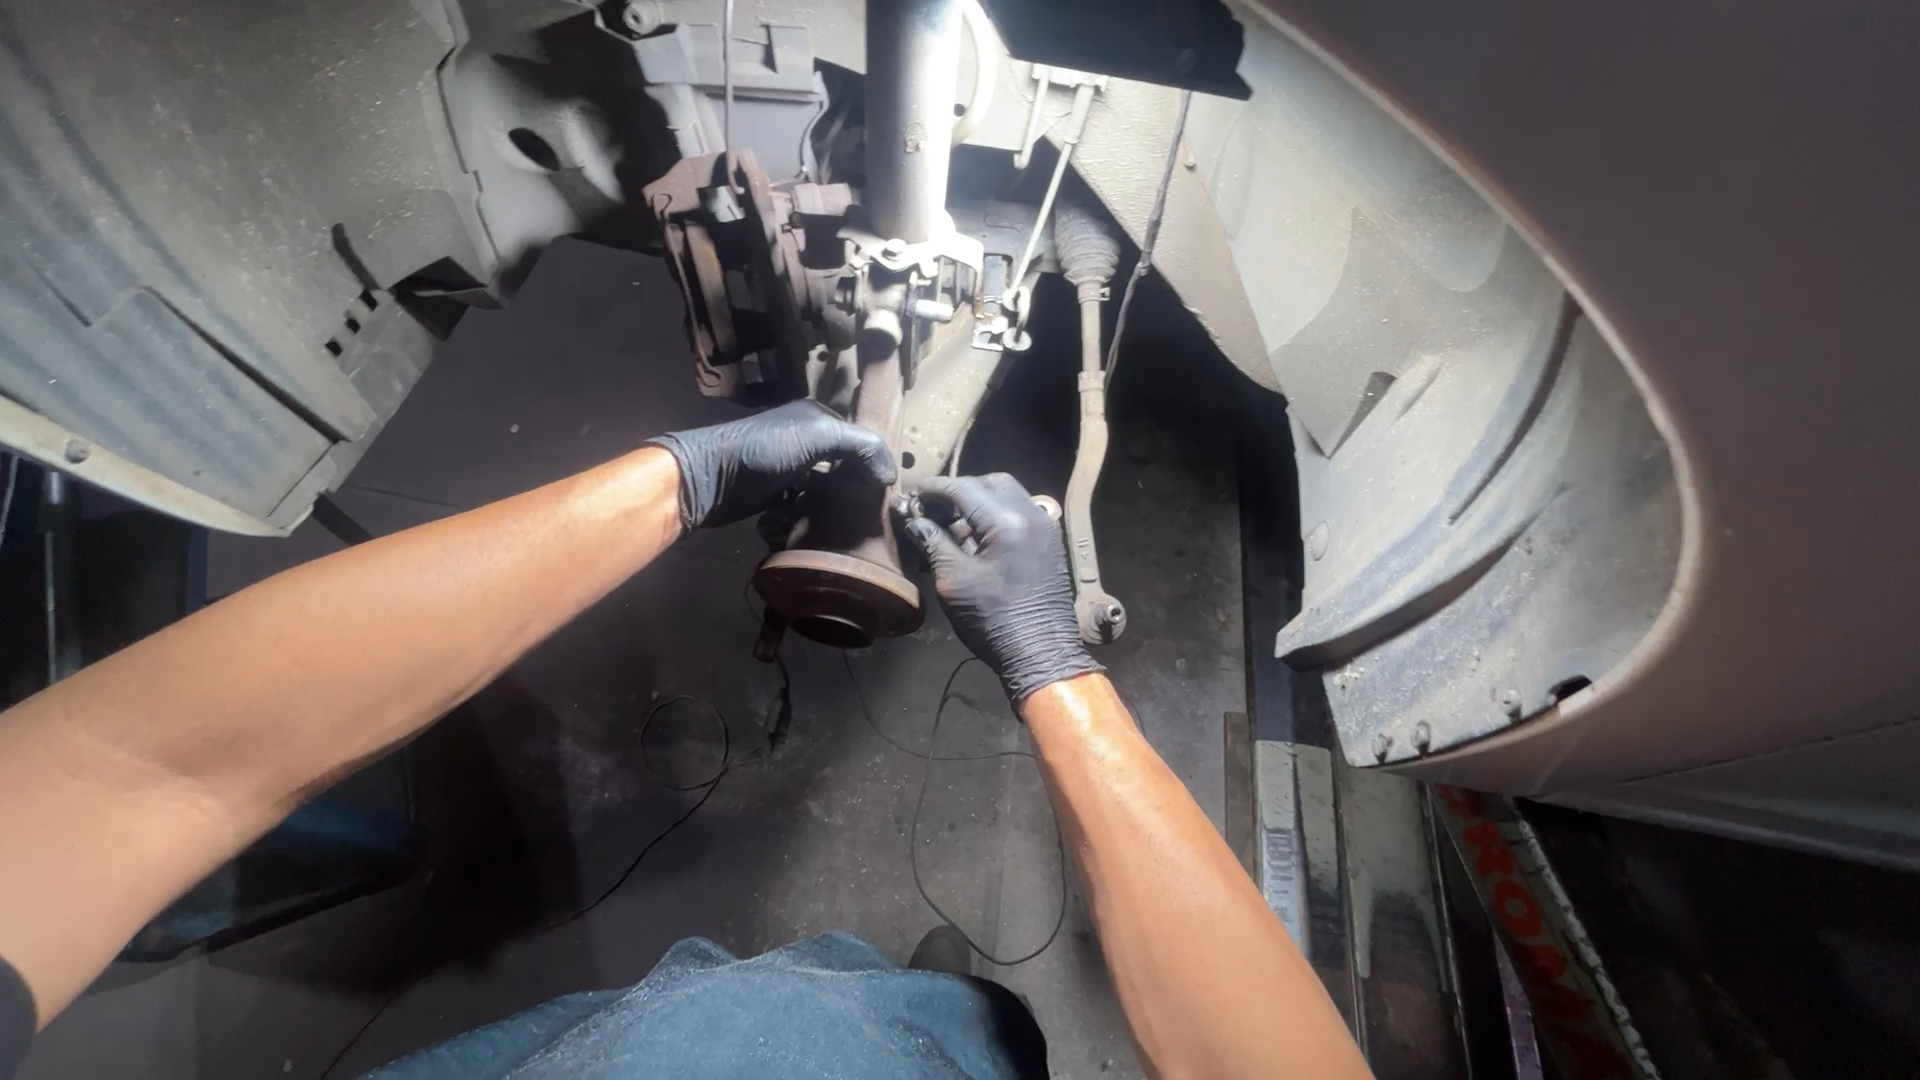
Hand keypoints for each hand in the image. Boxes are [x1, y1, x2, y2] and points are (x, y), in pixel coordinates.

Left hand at [647, 400, 896, 531]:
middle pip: (844, 465)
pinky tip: (820, 524)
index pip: (860, 438)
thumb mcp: (821, 436)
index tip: (889, 488)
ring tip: (851, 521)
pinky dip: (812, 514)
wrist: (713, 478)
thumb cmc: (766, 449)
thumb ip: (862, 447)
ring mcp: (790, 468)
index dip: (875, 460)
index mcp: (817, 418)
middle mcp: (805, 439)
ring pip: (827, 488)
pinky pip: (806, 505)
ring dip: (834, 504)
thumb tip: (891, 476)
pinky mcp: (777, 494)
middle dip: (856, 485)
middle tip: (872, 509)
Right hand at [895, 474, 1102, 702]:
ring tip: (950, 527)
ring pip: (1007, 495)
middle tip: (932, 509)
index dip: (933, 489)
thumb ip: (932, 541)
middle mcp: (1030, 514)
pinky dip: (995, 516)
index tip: (911, 496)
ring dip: (977, 503)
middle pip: (990, 483)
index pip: (963, 487)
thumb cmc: (992, 620)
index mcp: (1006, 520)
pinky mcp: (1049, 542)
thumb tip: (911, 518)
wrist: (1040, 652)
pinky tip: (975, 538)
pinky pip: (1019, 513)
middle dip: (958, 491)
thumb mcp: (953, 579)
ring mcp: (1045, 527)